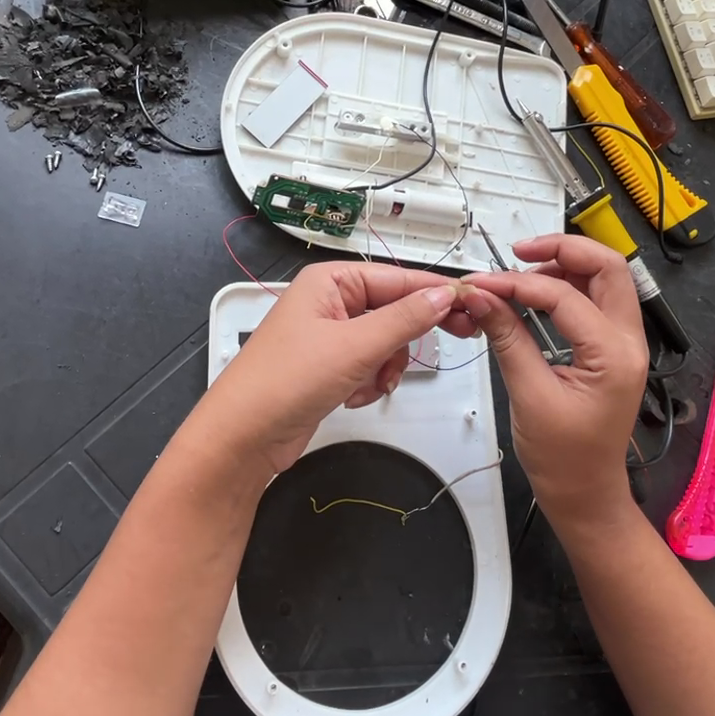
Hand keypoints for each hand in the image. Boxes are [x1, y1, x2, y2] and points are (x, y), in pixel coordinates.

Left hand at [200, 263, 472, 476]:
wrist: (243, 437)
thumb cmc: (283, 382)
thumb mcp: (355, 346)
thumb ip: (405, 319)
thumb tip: (442, 295)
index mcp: (330, 281)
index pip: (397, 278)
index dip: (435, 292)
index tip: (471, 304)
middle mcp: (329, 302)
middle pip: (393, 310)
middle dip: (402, 340)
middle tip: (435, 346)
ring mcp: (328, 336)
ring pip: (385, 342)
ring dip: (385, 367)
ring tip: (368, 383)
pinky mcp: (329, 366)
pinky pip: (370, 366)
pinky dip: (370, 382)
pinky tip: (352, 396)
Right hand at [461, 235, 648, 524]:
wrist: (586, 494)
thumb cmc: (561, 457)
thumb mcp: (528, 394)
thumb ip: (506, 337)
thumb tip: (479, 295)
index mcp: (613, 355)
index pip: (564, 295)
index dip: (517, 282)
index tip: (479, 285)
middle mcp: (629, 341)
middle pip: (608, 267)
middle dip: (563, 248)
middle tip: (518, 252)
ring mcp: (625, 343)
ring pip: (605, 279)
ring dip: (566, 265)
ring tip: (521, 274)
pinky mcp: (612, 349)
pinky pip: (597, 300)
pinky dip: (568, 286)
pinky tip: (536, 293)